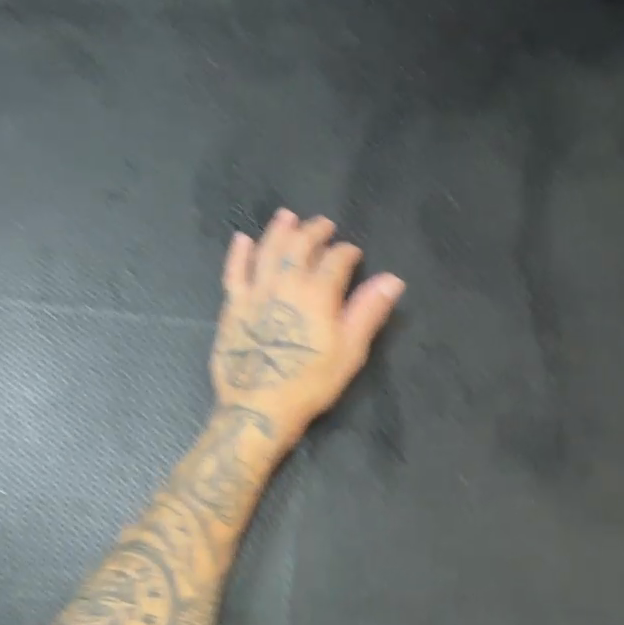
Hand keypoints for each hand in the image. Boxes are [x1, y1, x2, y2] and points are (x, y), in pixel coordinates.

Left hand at [210, 209, 402, 445]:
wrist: (257, 407)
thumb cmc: (309, 384)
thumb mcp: (349, 352)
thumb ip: (367, 312)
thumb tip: (391, 279)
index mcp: (318, 294)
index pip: (336, 260)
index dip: (347, 252)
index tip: (352, 253)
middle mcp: (284, 285)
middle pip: (300, 246)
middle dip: (314, 231)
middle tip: (323, 225)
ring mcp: (254, 293)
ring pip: (267, 251)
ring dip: (279, 231)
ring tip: (288, 216)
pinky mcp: (232, 307)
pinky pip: (234, 272)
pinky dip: (239, 253)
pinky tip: (242, 239)